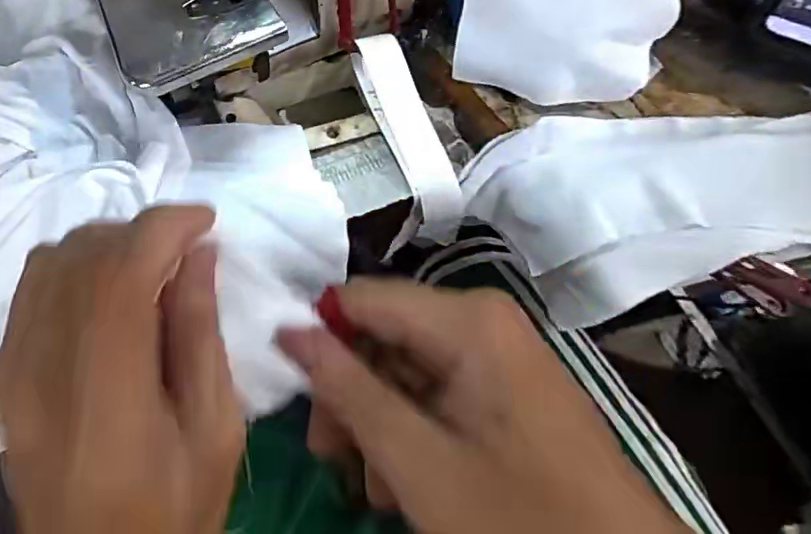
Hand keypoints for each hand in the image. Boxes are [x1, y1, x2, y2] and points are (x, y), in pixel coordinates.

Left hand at [0, 206, 244, 533]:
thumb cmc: (167, 509)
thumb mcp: (213, 430)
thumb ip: (200, 330)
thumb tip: (197, 252)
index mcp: (109, 377)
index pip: (127, 261)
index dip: (168, 224)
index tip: (206, 222)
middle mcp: (49, 355)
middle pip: (90, 250)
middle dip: (144, 233)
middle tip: (183, 256)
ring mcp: (16, 358)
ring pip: (57, 254)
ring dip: (107, 245)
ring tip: (145, 272)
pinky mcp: (4, 365)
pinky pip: (33, 282)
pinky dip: (72, 265)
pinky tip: (101, 293)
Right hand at [278, 281, 687, 533]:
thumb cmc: (524, 523)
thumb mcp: (420, 462)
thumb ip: (346, 388)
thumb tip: (286, 328)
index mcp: (467, 319)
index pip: (359, 298)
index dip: (319, 339)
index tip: (296, 395)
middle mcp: (483, 319)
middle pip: (382, 333)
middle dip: (350, 393)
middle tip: (330, 454)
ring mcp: (500, 353)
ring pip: (404, 365)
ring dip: (377, 419)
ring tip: (371, 484)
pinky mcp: (510, 389)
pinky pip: (438, 389)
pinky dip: (412, 428)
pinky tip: (406, 481)